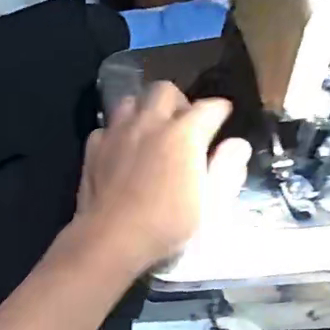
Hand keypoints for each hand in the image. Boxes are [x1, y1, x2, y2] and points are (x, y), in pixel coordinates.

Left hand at [71, 82, 249, 272]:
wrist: (109, 239)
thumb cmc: (165, 226)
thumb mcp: (209, 206)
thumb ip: (226, 171)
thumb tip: (237, 145)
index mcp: (184, 134)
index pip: (210, 107)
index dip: (219, 112)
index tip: (222, 119)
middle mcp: (150, 123)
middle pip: (165, 90)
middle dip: (178, 102)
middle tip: (182, 125)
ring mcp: (117, 133)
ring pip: (131, 101)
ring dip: (143, 111)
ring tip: (149, 132)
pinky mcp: (93, 149)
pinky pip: (106, 128)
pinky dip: (115, 134)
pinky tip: (120, 151)